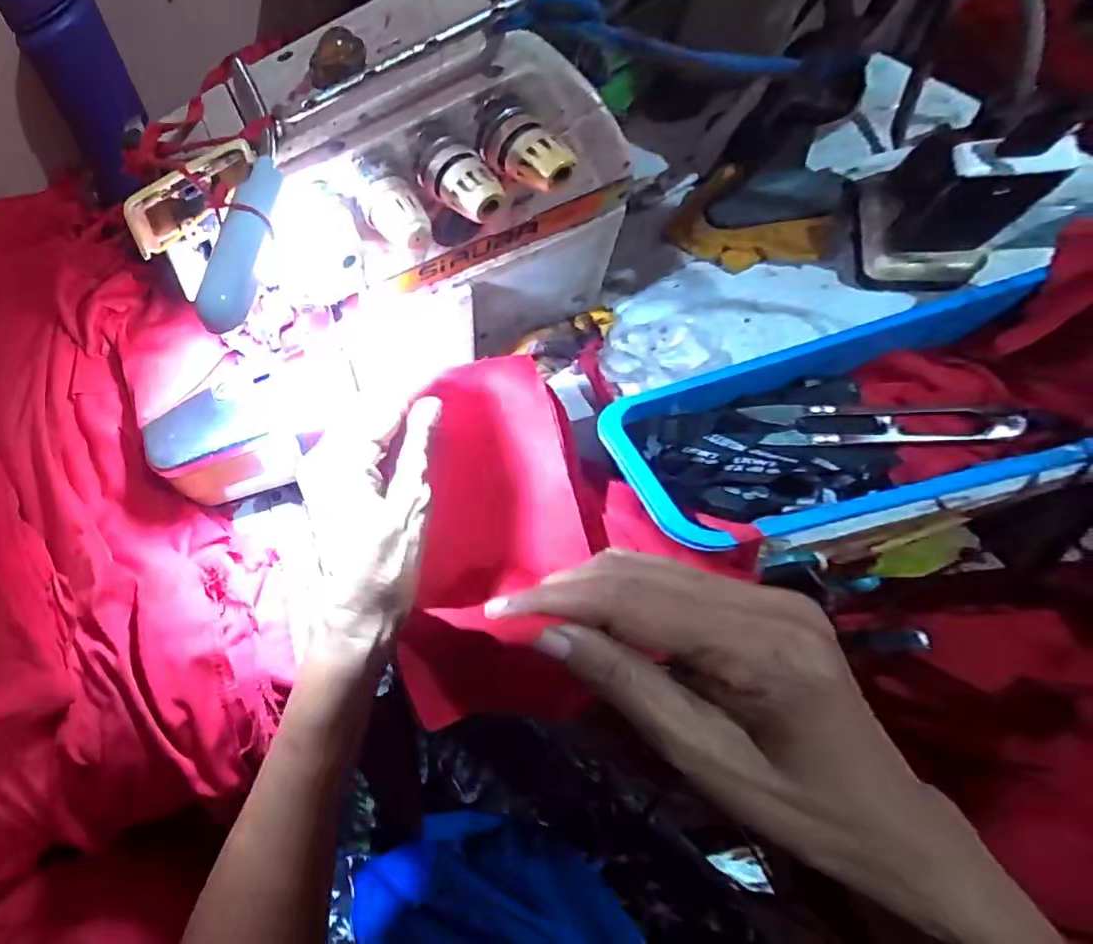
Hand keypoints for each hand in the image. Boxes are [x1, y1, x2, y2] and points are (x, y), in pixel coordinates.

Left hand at [295, 395, 440, 658]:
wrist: (353, 613)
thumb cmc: (386, 567)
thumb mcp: (412, 506)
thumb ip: (418, 450)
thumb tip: (429, 404)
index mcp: (338, 460)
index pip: (377, 409)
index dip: (409, 388)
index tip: (438, 368)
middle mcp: (318, 458)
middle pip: (361, 414)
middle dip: (397, 398)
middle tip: (434, 384)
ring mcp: (315, 471)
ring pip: (354, 428)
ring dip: (386, 416)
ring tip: (423, 402)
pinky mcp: (321, 485)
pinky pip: (350, 447)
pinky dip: (376, 437)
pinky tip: (399, 433)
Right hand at [487, 551, 1058, 943]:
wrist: (891, 823)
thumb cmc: (796, 805)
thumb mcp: (700, 756)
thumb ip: (622, 684)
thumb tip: (544, 633)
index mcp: (763, 649)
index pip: (632, 601)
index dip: (556, 600)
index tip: (496, 611)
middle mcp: (768, 604)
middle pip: (634, 573)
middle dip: (561, 588)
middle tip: (509, 611)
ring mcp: (768, 595)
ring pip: (643, 565)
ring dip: (582, 583)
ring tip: (538, 608)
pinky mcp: (761, 597)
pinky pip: (665, 574)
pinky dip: (613, 585)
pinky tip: (587, 605)